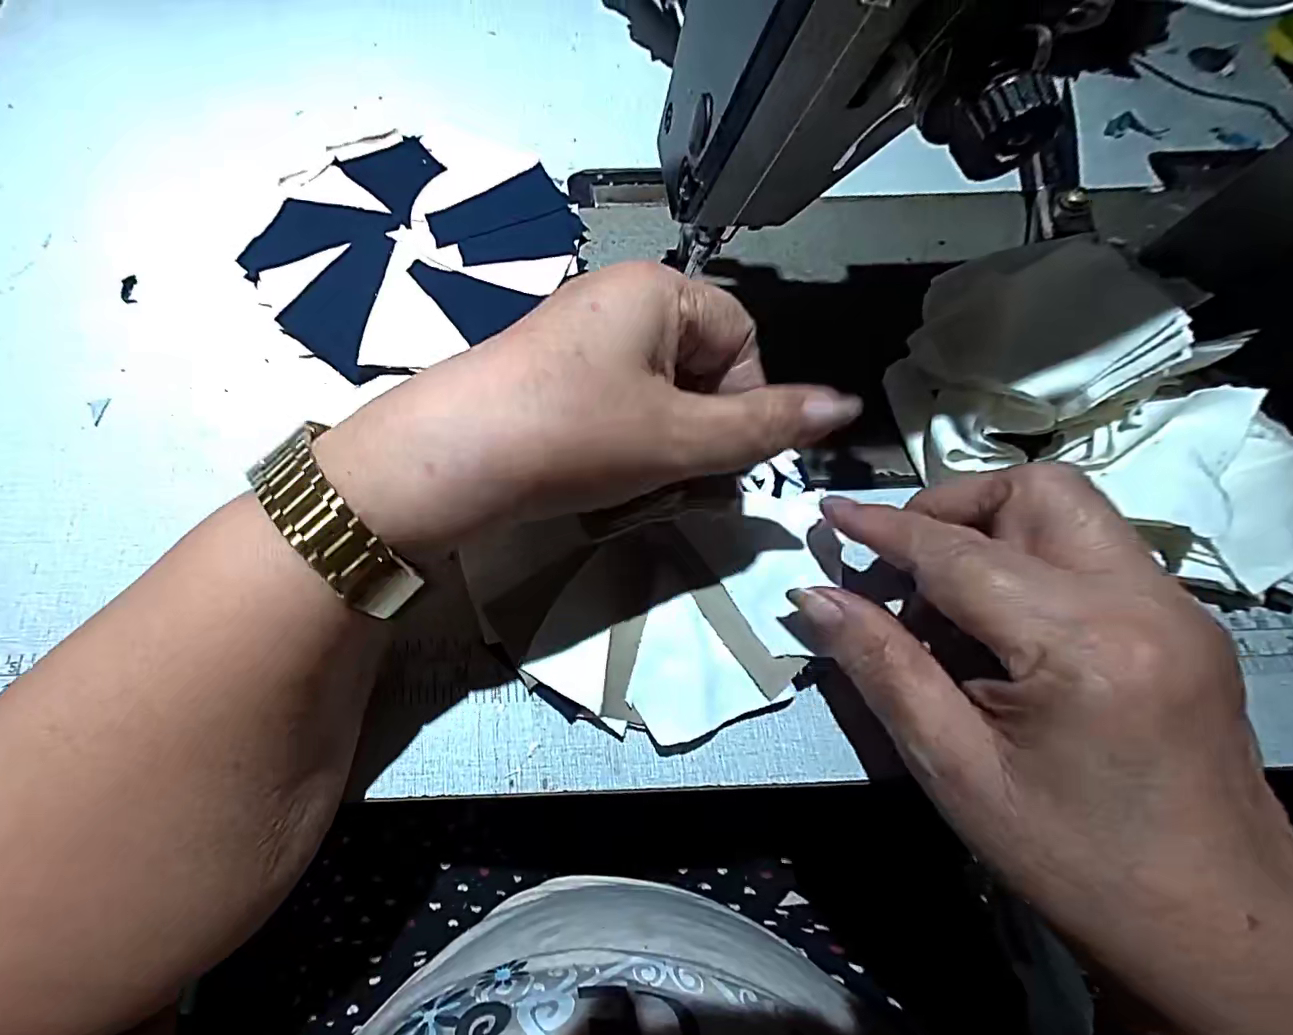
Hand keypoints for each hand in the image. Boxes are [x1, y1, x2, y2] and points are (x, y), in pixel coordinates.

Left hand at [313, 261, 860, 553]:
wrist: (447, 463)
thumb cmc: (575, 437)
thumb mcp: (681, 438)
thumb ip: (766, 426)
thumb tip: (846, 408)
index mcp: (658, 289)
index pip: (745, 340)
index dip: (748, 404)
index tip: (726, 457)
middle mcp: (619, 299)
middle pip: (703, 369)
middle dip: (705, 432)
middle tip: (682, 482)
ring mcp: (579, 337)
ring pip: (661, 395)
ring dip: (668, 447)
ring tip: (638, 485)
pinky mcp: (551, 375)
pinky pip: (617, 404)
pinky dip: (626, 444)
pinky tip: (605, 477)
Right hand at [795, 465, 1292, 1034]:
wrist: (1219, 929)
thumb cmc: (1071, 858)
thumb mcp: (951, 765)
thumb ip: (881, 665)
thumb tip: (816, 597)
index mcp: (1085, 643)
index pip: (959, 553)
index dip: (883, 528)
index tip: (828, 511)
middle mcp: (1144, 600)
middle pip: (1036, 491)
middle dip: (950, 509)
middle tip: (899, 568)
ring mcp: (1176, 606)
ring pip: (1066, 510)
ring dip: (987, 530)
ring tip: (941, 605)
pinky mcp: (1181, 621)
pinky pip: (1087, 550)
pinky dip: (1023, 560)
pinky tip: (994, 629)